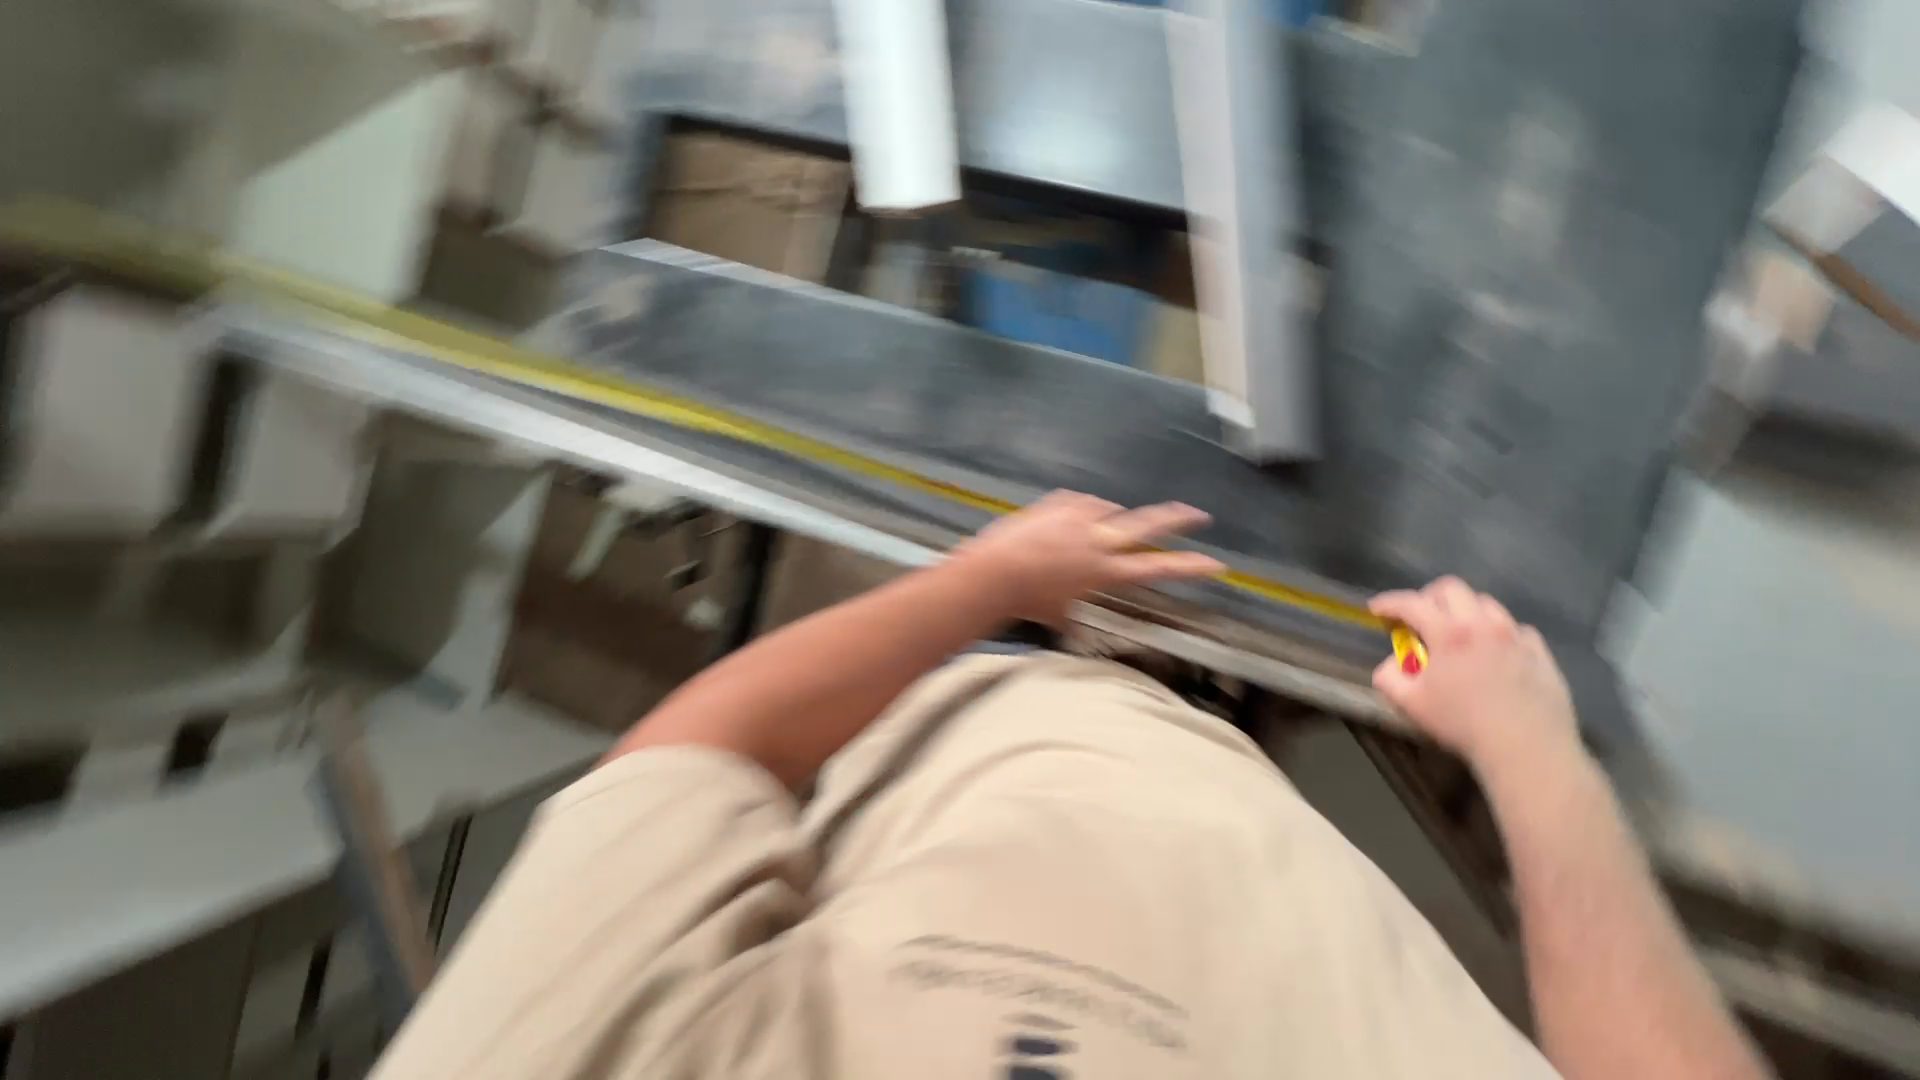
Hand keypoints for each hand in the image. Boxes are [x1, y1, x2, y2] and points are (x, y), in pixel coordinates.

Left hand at [954, 491, 1225, 625]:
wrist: (995, 571)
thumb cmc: (1026, 601)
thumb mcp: (1057, 616)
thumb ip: (1072, 618)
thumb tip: (1074, 633)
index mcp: (1104, 571)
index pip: (1156, 569)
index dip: (1188, 566)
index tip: (1214, 563)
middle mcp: (1098, 541)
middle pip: (1148, 525)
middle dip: (1177, 519)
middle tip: (1198, 514)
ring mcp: (1078, 518)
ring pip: (1110, 510)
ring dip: (1113, 516)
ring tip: (1106, 524)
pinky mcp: (1058, 504)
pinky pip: (1081, 502)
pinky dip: (1083, 510)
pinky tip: (1075, 517)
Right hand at [1369, 577, 1579, 770]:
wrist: (1526, 749)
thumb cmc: (1462, 724)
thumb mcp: (1410, 704)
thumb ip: (1389, 677)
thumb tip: (1391, 665)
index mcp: (1449, 633)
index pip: (1412, 603)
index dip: (1389, 602)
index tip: (1377, 609)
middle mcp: (1484, 625)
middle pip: (1453, 589)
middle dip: (1429, 597)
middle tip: (1420, 618)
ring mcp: (1517, 637)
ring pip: (1488, 605)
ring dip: (1466, 612)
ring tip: (1459, 634)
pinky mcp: (1540, 654)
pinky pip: (1517, 629)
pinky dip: (1499, 633)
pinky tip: (1495, 654)